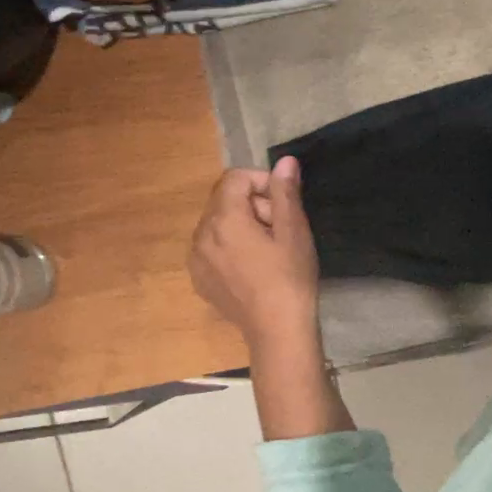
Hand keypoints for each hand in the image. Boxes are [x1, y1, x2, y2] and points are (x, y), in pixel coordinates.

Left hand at [189, 156, 320, 346]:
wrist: (277, 330)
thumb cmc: (291, 278)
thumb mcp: (295, 232)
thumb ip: (286, 193)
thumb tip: (285, 161)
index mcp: (224, 218)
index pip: (235, 179)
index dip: (263, 182)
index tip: (286, 204)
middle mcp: (201, 234)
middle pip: (224, 201)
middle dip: (253, 206)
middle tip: (282, 230)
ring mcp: (196, 259)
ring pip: (217, 226)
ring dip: (241, 227)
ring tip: (268, 251)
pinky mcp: (199, 279)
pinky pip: (211, 249)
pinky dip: (230, 248)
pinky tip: (253, 269)